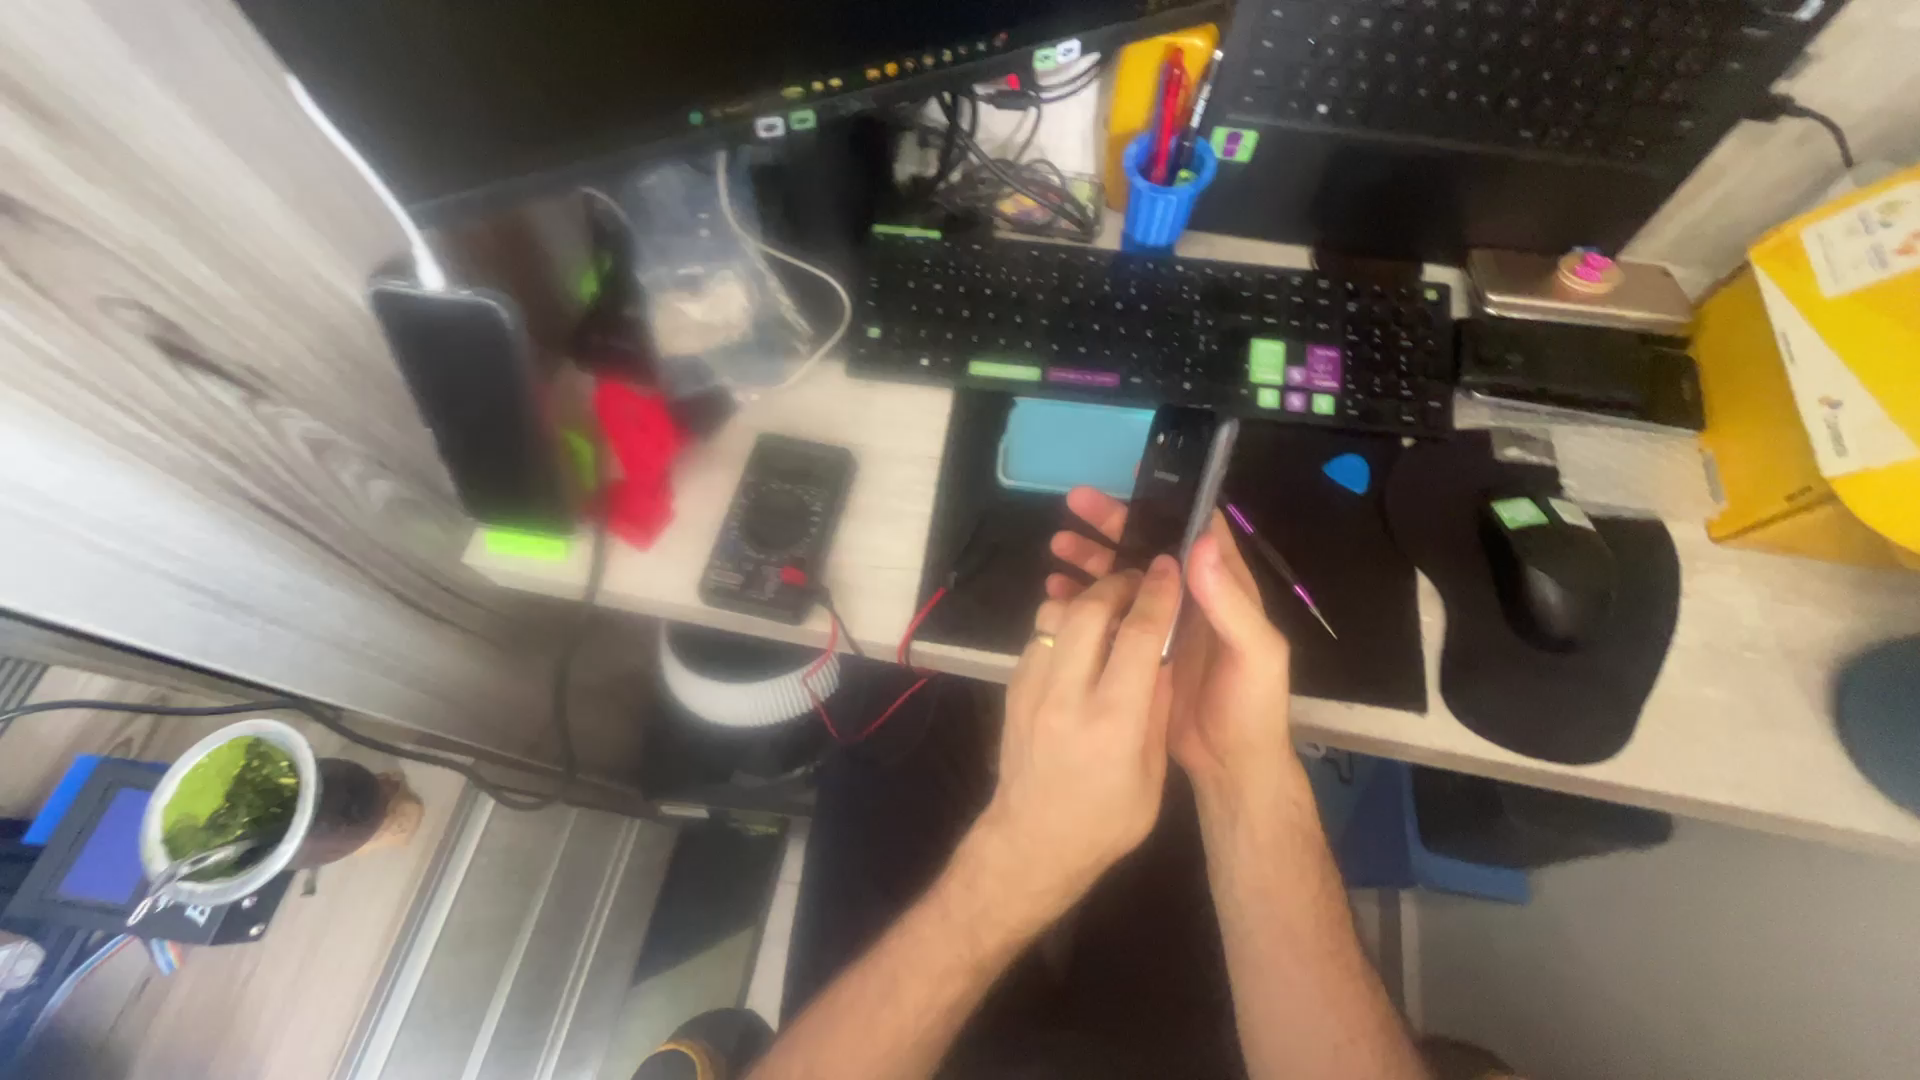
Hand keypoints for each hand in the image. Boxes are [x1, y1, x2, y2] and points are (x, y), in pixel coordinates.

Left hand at [970, 554, 1183, 923]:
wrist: (1032, 841)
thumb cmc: (1106, 819)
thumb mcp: (1152, 775)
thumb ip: (1157, 709)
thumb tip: (1162, 653)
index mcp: (1112, 722)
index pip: (1139, 638)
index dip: (1158, 596)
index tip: (1169, 569)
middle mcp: (1066, 697)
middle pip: (1089, 612)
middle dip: (1117, 585)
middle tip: (1137, 580)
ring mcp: (1031, 691)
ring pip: (1055, 617)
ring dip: (1086, 601)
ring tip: (1109, 605)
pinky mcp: (1013, 690)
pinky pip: (1039, 638)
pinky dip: (1063, 625)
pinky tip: (1081, 638)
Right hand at [1047, 487, 1295, 799]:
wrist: (1229, 766)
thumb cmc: (1251, 707)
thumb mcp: (1254, 653)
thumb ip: (1229, 601)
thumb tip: (1198, 541)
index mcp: (1223, 588)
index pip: (1196, 528)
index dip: (1167, 501)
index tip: (1132, 479)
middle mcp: (1192, 596)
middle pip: (1150, 545)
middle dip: (1114, 522)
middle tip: (1075, 504)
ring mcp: (1163, 622)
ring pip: (1124, 575)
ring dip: (1092, 557)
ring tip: (1056, 546)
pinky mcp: (1139, 647)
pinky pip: (1108, 613)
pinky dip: (1083, 599)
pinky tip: (1056, 593)